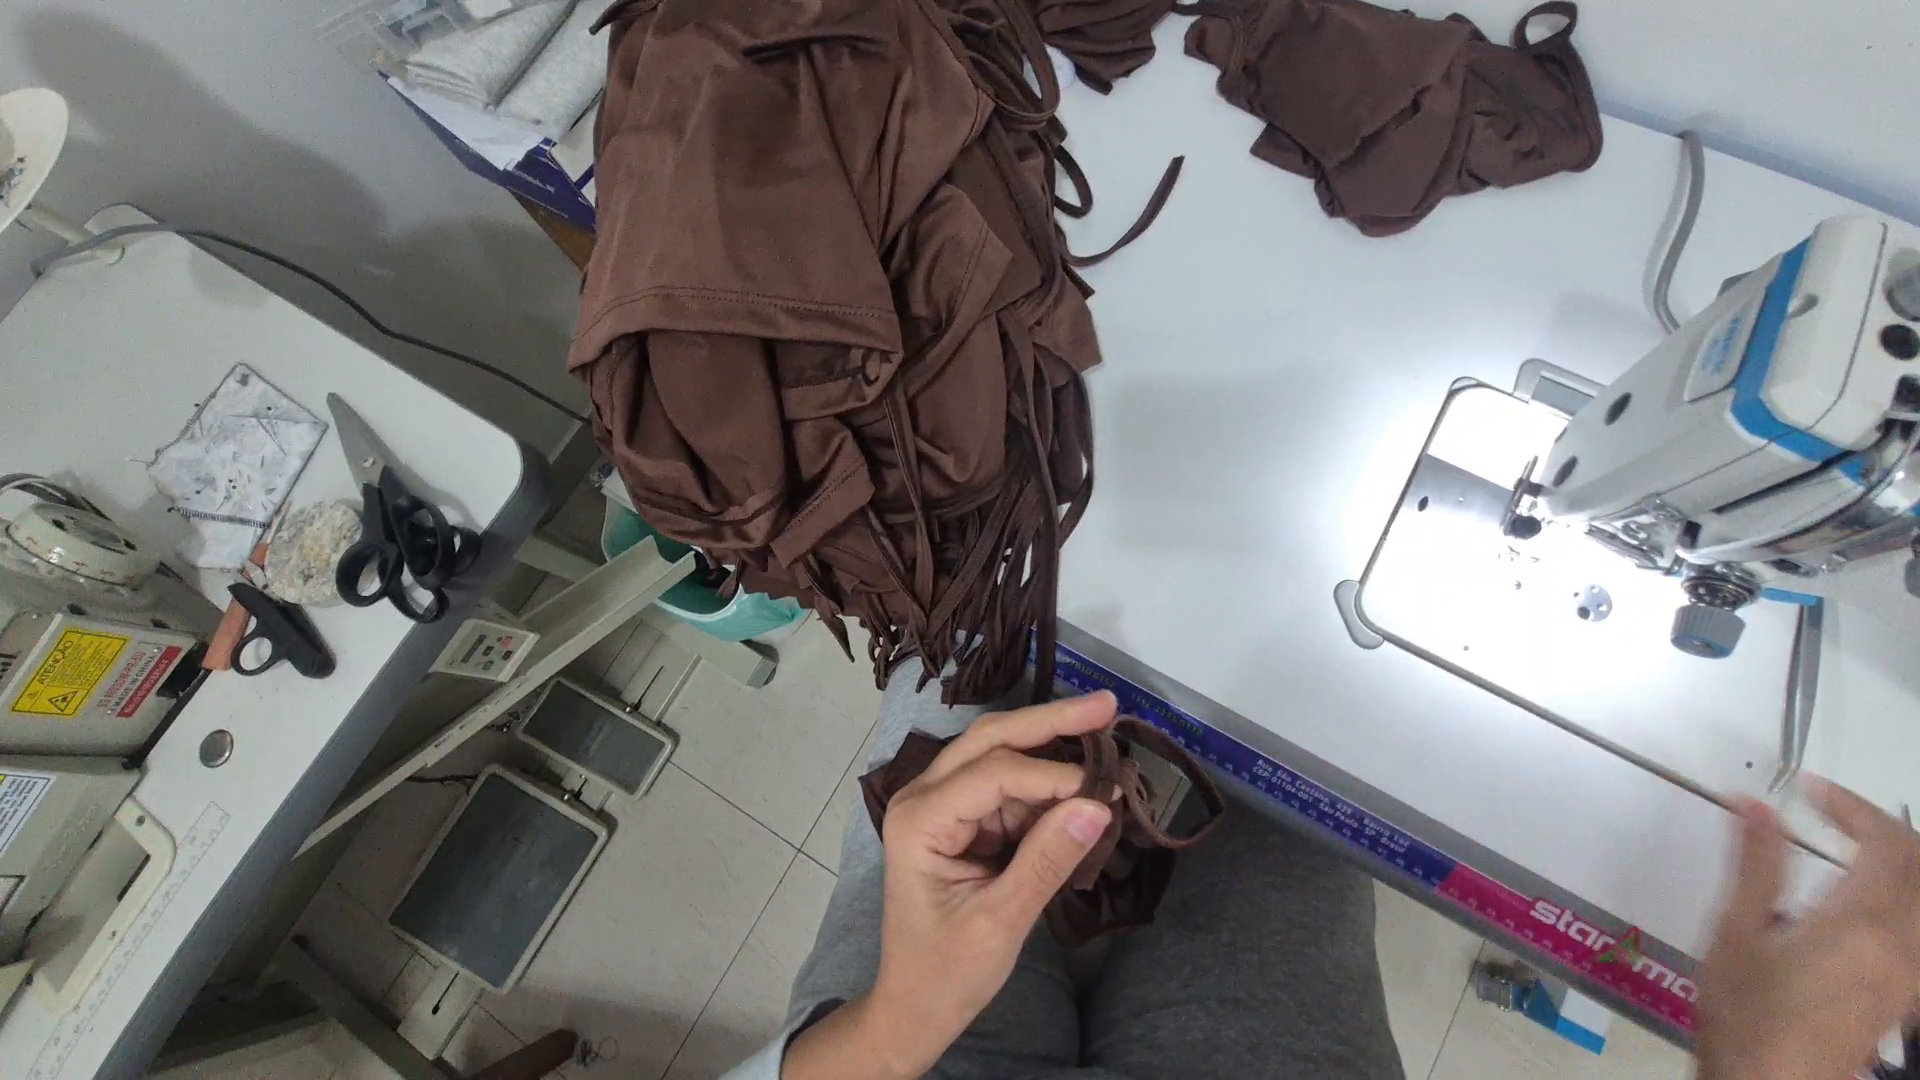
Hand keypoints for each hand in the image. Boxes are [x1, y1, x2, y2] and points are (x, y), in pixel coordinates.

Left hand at [784, 692, 1117, 1079]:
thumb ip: (1046, 860)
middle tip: (1106, 704)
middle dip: (1050, 721)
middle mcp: (924, 796)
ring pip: (1000, 753)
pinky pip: (1008, 785)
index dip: (1052, 775)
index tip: (1107, 790)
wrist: (914, 1007)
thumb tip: (1097, 806)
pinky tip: (1082, 781)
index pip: (992, 773)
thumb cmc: (944, 974)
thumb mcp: (1000, 923)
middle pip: (990, 739)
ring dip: (1052, 747)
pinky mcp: (964, 816)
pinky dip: (1046, 783)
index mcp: (919, 819)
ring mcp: (943, 802)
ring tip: (1105, 739)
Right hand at [1698, 779, 1919, 1079]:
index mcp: (1865, 926)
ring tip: (1839, 838)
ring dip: (1893, 858)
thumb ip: (1755, 864)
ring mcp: (1915, 972)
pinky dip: (1895, 890)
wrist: (1772, 1078)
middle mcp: (1908, 946)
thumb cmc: (1744, 1002)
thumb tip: (1756, 804)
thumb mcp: (1736, 927)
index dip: (1854, 807)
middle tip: (1825, 806)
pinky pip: (1918, 924)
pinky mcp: (1907, 989)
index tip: (1807, 789)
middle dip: (1880, 827)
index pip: (1891, 847)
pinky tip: (1851, 889)